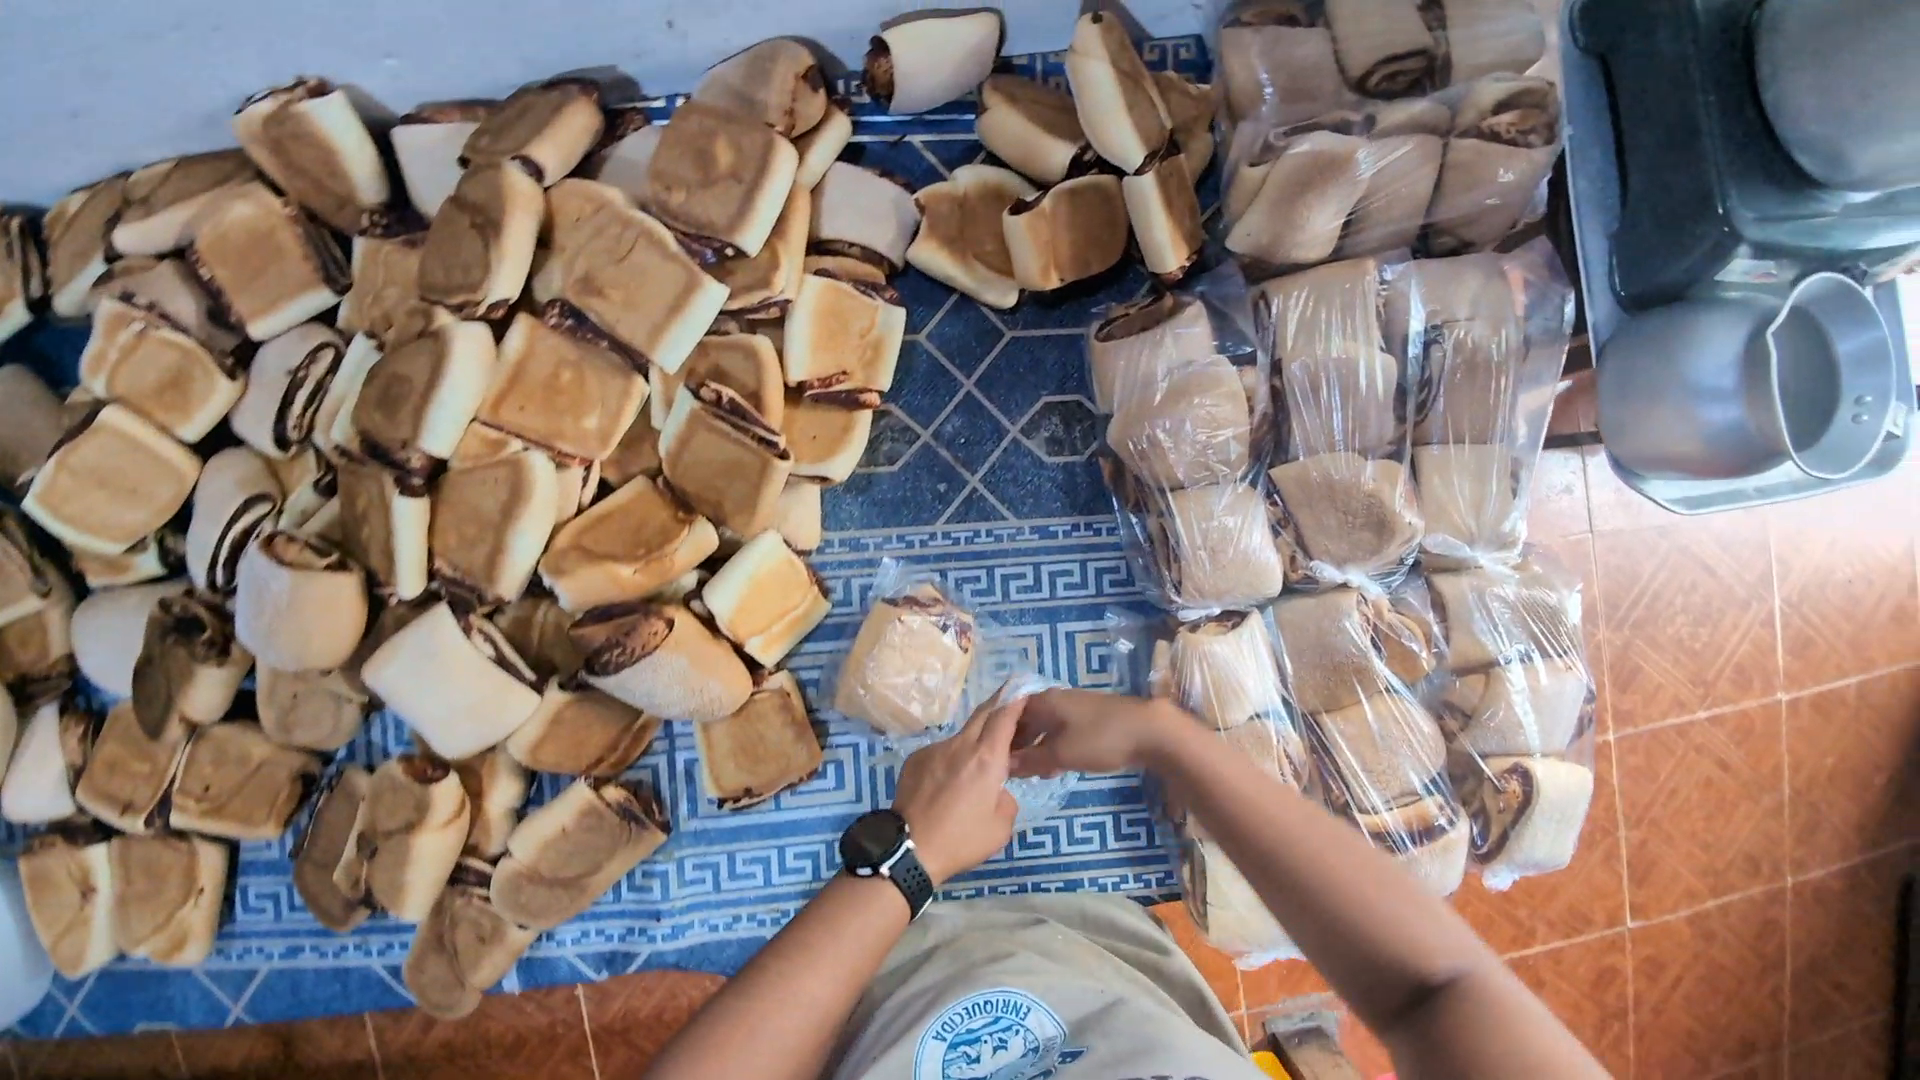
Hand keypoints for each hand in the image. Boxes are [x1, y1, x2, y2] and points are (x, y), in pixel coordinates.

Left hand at [891, 698, 1021, 884]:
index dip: (1015, 700)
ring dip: (974, 740)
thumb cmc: (961, 839)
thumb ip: (1006, 798)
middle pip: (983, 713)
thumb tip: (996, 789)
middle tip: (1009, 709)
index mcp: (987, 758)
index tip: (1023, 690)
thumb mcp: (1001, 826)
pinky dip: (951, 759)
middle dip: (998, 706)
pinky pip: (941, 751)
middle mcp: (961, 744)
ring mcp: (935, 749)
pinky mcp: (916, 759)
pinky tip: (947, 785)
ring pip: (961, 735)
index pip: (1004, 715)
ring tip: (974, 766)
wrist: (910, 849)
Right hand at [1008, 689, 1187, 777]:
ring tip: (1029, 773)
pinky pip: (1061, 732)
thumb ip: (1031, 759)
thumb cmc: (1101, 739)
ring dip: (1035, 748)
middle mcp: (1057, 699)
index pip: (1009, 713)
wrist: (1150, 731)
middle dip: (1017, 743)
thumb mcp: (1062, 753)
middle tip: (1008, 769)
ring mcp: (1075, 709)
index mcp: (1045, 701)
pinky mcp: (1091, 720)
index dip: (998, 734)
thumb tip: (1004, 764)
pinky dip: (1053, 748)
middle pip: (1027, 720)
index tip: (991, 756)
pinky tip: (1054, 768)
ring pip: (1045, 727)